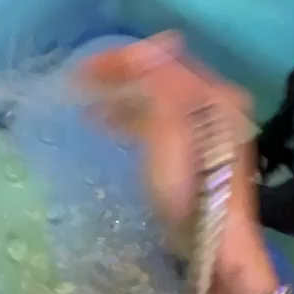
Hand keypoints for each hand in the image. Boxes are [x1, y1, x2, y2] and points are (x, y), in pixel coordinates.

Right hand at [76, 33, 277, 293]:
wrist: (213, 243)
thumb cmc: (187, 187)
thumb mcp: (168, 129)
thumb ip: (156, 83)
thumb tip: (137, 51)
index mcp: (213, 93)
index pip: (161, 56)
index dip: (120, 58)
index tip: (81, 71)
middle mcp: (215, 103)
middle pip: (158, 73)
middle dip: (118, 74)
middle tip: (78, 84)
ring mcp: (207, 127)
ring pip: (155, 96)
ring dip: (120, 94)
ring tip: (88, 106)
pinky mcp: (195, 150)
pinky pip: (157, 116)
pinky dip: (131, 114)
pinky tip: (108, 124)